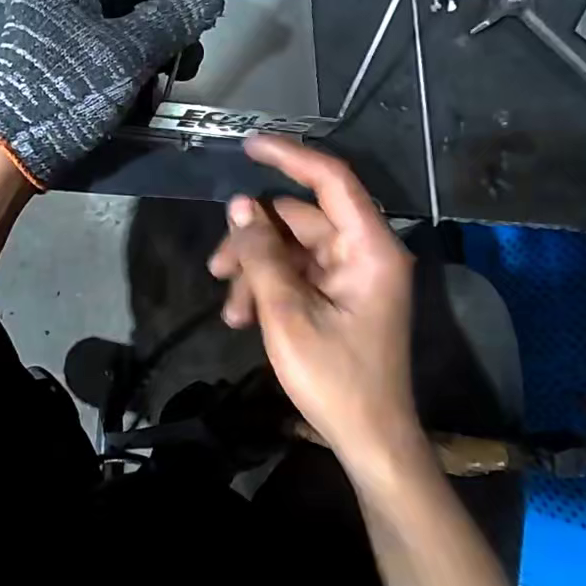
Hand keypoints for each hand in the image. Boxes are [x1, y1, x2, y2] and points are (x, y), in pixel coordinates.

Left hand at [0, 0, 223, 186]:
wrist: (20, 149)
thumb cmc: (71, 90)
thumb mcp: (129, 53)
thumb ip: (174, 19)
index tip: (202, 16)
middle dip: (169, 30)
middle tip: (186, 62)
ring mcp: (63, 27)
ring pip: (129, 27)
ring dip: (156, 55)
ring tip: (165, 86)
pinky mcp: (67, 58)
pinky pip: (113, 51)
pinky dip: (135, 70)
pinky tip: (146, 97)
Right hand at [207, 135, 420, 473]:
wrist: (369, 439)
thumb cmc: (336, 379)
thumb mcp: (288, 315)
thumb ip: (262, 255)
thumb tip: (239, 206)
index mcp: (369, 247)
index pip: (332, 180)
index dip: (290, 156)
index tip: (248, 146)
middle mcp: (364, 251)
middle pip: (300, 219)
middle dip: (254, 240)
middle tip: (216, 268)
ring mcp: (352, 273)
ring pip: (293, 247)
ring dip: (256, 270)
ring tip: (230, 310)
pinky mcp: (341, 294)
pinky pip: (299, 272)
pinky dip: (270, 286)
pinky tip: (243, 317)